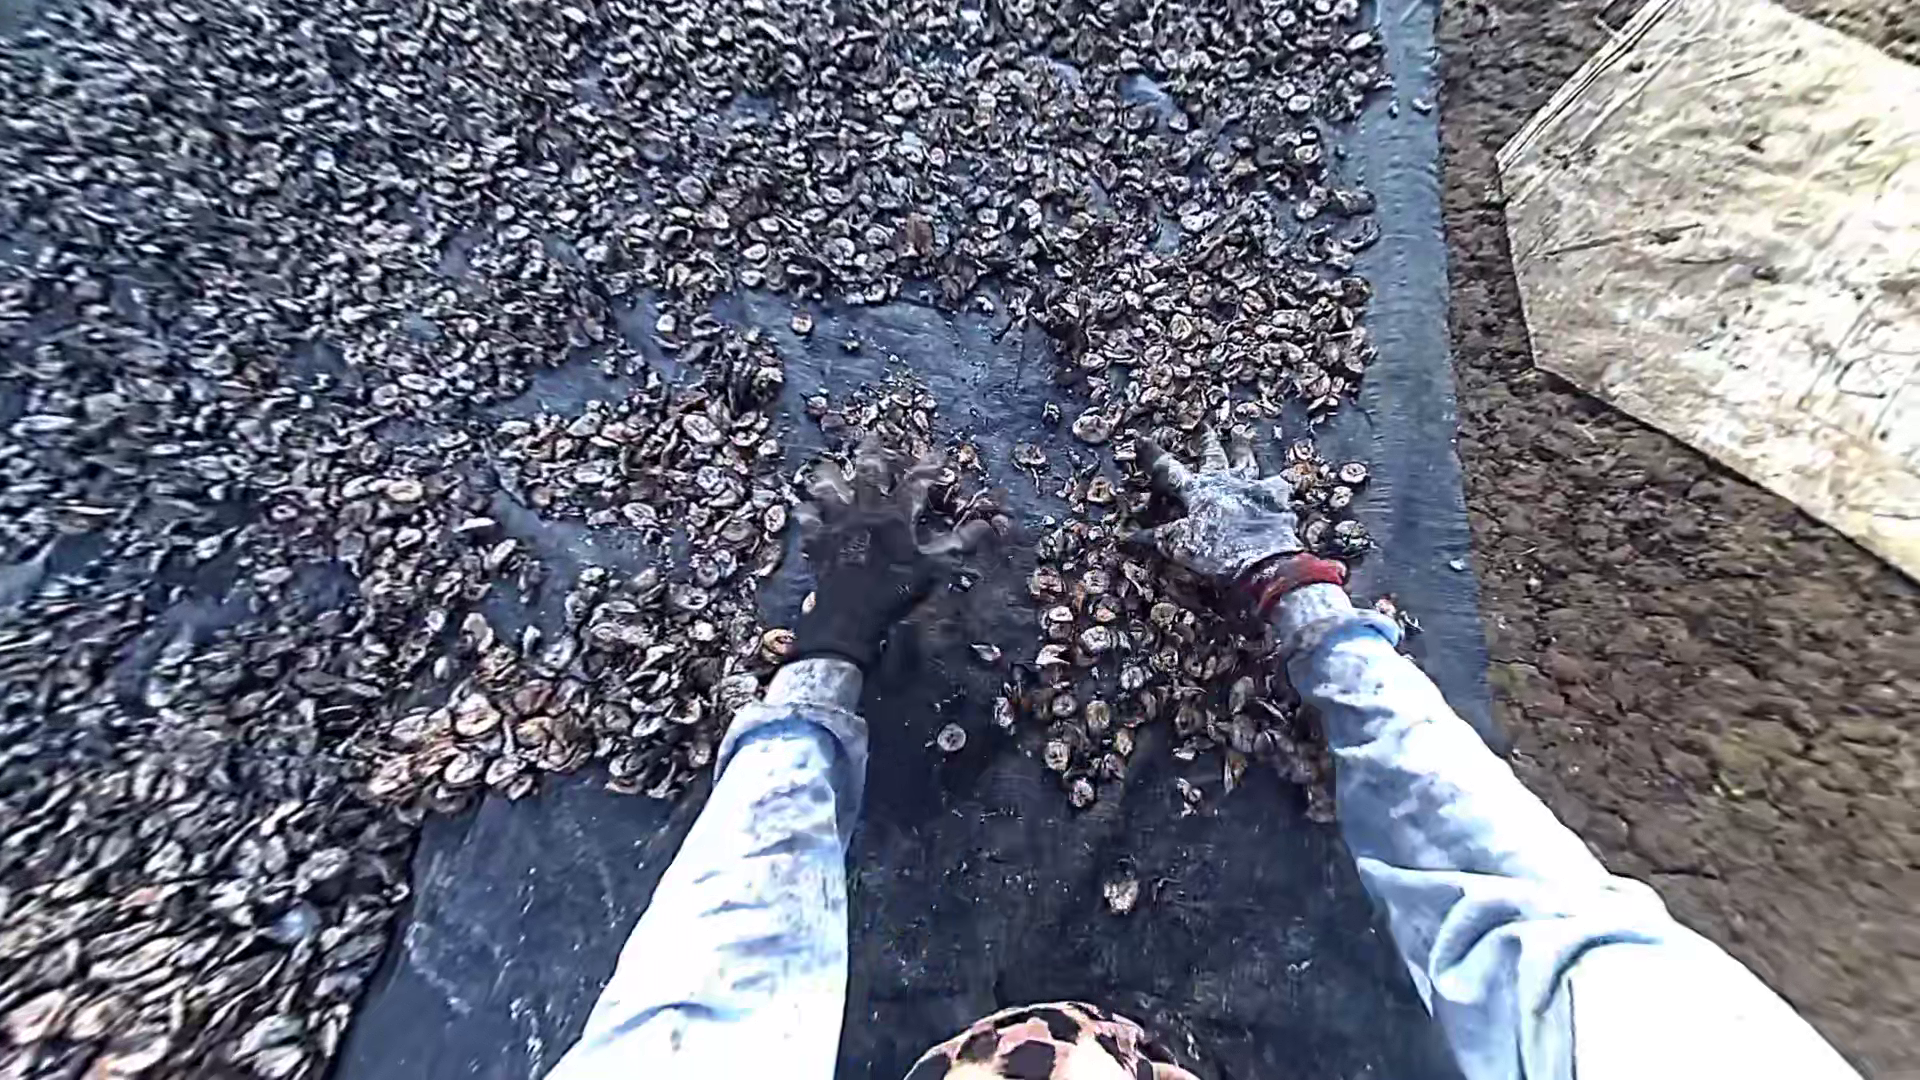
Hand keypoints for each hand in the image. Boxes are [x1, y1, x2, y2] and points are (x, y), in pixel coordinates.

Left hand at [793, 440, 996, 669]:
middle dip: (872, 455)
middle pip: (869, 476)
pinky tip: (802, 509)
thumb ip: (957, 544)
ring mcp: (839, 527)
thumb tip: (985, 525)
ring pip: (832, 494)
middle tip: (871, 435)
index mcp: (895, 516)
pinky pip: (810, 526)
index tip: (936, 453)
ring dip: (830, 480)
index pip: (915, 484)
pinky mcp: (820, 544)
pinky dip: (807, 517)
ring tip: (825, 465)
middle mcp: (866, 513)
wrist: (851, 613)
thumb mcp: (933, 568)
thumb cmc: (896, 589)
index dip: (927, 468)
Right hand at [1132, 427, 1304, 582]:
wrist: (1263, 562)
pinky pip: (1280, 484)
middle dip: (1205, 442)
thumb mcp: (1180, 546)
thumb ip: (1157, 537)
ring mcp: (1252, 487)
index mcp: (1197, 492)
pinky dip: (1280, 481)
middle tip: (1205, 427)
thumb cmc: (1216, 553)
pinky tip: (1284, 479)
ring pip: (1246, 461)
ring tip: (1242, 433)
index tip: (1141, 439)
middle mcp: (1224, 481)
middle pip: (1212, 456)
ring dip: (1242, 448)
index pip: (1169, 470)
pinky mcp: (1277, 498)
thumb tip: (1127, 537)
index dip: (1153, 456)